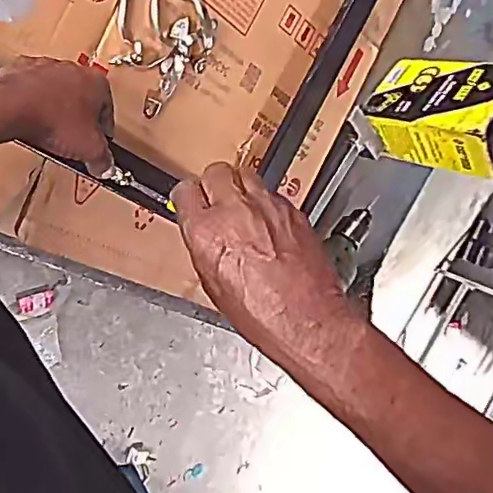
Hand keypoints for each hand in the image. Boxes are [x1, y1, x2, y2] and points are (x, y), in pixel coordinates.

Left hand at [0, 57, 114, 174]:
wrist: (12, 108)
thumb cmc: (53, 121)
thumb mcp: (88, 149)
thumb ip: (102, 158)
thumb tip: (105, 166)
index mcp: (97, 82)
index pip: (107, 109)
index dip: (103, 130)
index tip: (99, 142)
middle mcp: (73, 69)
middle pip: (81, 97)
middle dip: (78, 117)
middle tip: (74, 138)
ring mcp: (45, 67)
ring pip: (55, 91)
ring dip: (55, 108)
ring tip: (50, 132)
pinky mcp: (21, 70)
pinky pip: (30, 88)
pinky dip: (31, 101)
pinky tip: (30, 118)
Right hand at [173, 162, 362, 364]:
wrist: (306, 321)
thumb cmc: (262, 314)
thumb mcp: (212, 284)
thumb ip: (203, 247)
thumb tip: (201, 235)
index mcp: (206, 232)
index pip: (185, 190)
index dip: (188, 198)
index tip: (191, 202)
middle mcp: (236, 212)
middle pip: (216, 172)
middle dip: (214, 184)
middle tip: (216, 199)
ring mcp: (267, 207)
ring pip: (245, 175)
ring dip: (240, 188)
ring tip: (242, 206)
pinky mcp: (292, 211)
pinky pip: (272, 194)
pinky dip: (266, 203)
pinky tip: (267, 223)